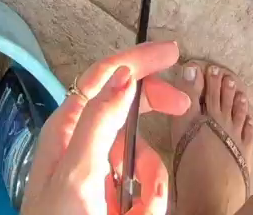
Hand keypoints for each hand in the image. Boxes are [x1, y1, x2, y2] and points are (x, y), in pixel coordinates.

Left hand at [21, 42, 191, 214]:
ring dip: (150, 180)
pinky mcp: (117, 202)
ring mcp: (103, 175)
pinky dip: (150, 204)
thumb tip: (124, 74)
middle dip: (154, 110)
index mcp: (69, 127)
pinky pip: (147, 188)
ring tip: (134, 213)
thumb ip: (99, 123)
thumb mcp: (77, 176)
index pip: (104, 76)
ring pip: (143, 154)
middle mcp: (85, 143)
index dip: (137, 59)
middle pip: (127, 106)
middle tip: (183, 108)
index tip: (174, 53)